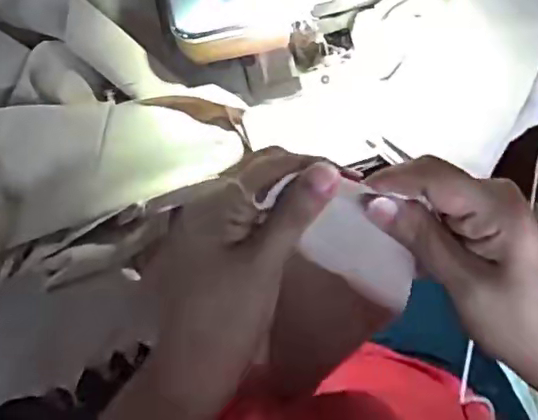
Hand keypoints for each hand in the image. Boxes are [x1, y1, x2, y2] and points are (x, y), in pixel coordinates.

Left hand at [106, 150, 338, 418]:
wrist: (186, 375)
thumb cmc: (226, 319)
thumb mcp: (265, 263)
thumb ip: (294, 212)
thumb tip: (327, 168)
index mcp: (218, 195)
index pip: (273, 162)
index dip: (313, 164)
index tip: (351, 177)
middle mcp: (207, 195)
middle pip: (262, 167)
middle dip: (301, 169)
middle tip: (340, 184)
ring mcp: (204, 214)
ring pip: (254, 183)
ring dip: (287, 184)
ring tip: (324, 194)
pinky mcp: (208, 234)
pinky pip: (245, 204)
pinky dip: (272, 202)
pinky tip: (292, 214)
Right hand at [362, 156, 537, 419]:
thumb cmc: (516, 324)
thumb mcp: (464, 285)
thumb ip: (421, 238)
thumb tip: (374, 202)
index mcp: (495, 203)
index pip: (433, 175)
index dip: (392, 179)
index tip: (353, 191)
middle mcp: (493, 190)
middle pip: (432, 175)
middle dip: (394, 187)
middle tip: (355, 204)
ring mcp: (490, 201)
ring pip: (433, 188)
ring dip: (404, 201)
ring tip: (369, 214)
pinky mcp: (485, 216)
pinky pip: (443, 204)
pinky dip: (420, 215)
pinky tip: (399, 231)